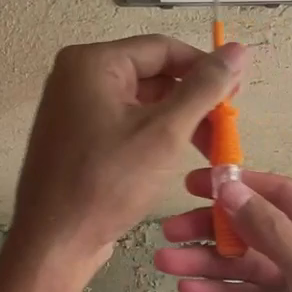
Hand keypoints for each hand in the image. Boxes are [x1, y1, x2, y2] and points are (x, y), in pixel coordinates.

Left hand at [10, 35, 248, 274]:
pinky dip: (153, 136)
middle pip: (152, 74)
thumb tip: (238, 51)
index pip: (163, 49)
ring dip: (178, 121)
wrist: (54, 242)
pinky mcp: (77, 139)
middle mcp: (77, 78)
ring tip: (209, 149)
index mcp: (92, 63)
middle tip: (225, 128)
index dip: (205, 68)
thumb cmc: (106, 184)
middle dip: (193, 100)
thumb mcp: (164, 133)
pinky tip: (176, 158)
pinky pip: (124, 124)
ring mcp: (74, 110)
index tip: (238, 94)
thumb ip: (203, 89)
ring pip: (141, 103)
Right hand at [154, 171, 291, 291]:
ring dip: (210, 263)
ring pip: (250, 265)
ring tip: (165, 263)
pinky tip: (190, 291)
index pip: (281, 194)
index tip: (189, 183)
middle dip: (213, 230)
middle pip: (259, 228)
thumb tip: (228, 185)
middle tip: (167, 232)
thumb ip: (270, 229)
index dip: (236, 185)